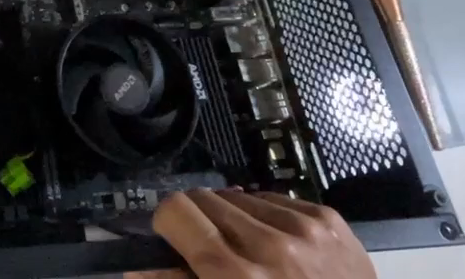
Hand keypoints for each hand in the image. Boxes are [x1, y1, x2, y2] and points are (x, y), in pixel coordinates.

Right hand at [136, 189, 374, 278]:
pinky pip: (274, 198)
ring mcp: (305, 229)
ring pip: (238, 195)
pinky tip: (282, 249)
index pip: (178, 211)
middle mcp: (271, 248)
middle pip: (205, 197)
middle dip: (200, 221)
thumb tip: (135, 270)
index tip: (173, 237)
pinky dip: (268, 218)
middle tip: (212, 250)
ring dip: (235, 219)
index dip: (167, 222)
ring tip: (251, 253)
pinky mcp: (328, 219)